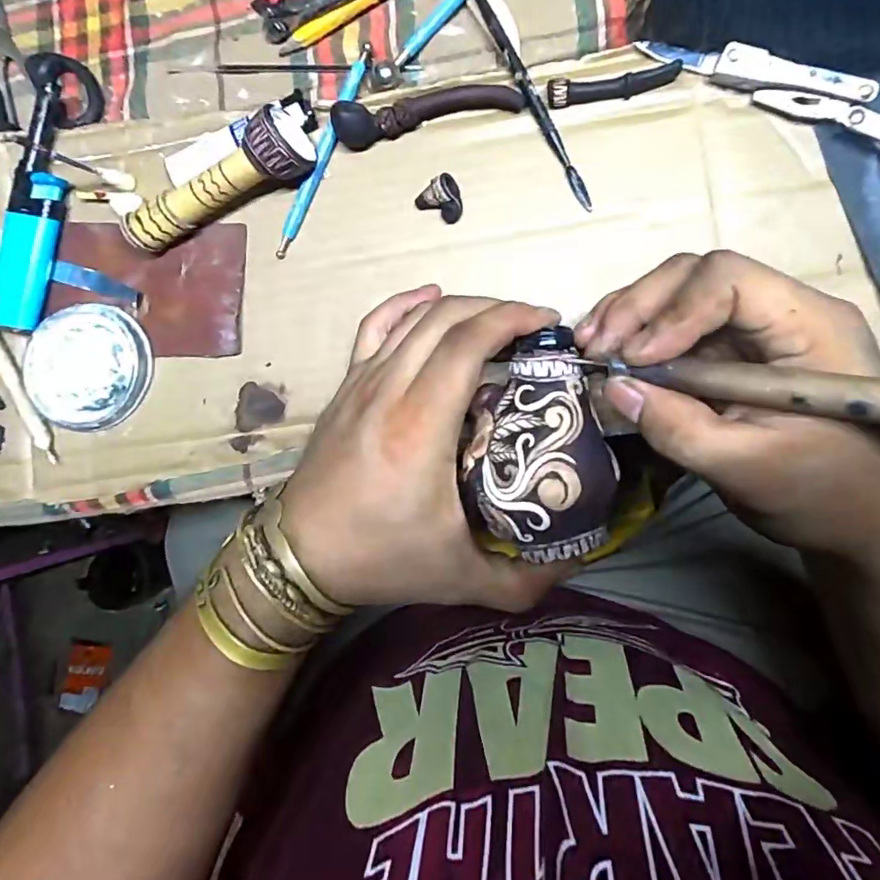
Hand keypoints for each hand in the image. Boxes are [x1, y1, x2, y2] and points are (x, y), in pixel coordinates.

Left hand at [279, 287, 577, 611]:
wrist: (300, 556)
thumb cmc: (380, 559)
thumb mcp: (461, 578)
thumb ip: (525, 580)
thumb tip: (579, 559)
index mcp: (419, 427)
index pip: (467, 344)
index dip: (511, 318)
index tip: (547, 322)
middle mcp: (388, 391)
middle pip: (445, 319)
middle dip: (496, 308)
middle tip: (532, 325)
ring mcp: (361, 383)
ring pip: (413, 318)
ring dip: (460, 307)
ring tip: (496, 319)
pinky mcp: (346, 387)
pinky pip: (374, 327)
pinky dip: (404, 304)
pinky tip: (430, 299)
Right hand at [576, 252, 879, 564]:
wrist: (866, 522)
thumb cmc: (826, 495)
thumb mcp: (748, 469)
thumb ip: (679, 428)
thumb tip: (614, 387)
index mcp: (809, 326)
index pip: (728, 280)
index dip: (674, 311)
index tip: (637, 358)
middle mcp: (780, 312)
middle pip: (695, 276)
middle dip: (639, 307)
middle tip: (595, 347)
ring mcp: (752, 332)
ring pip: (678, 295)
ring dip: (628, 317)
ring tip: (589, 347)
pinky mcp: (728, 354)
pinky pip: (674, 329)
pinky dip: (635, 337)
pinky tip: (606, 354)